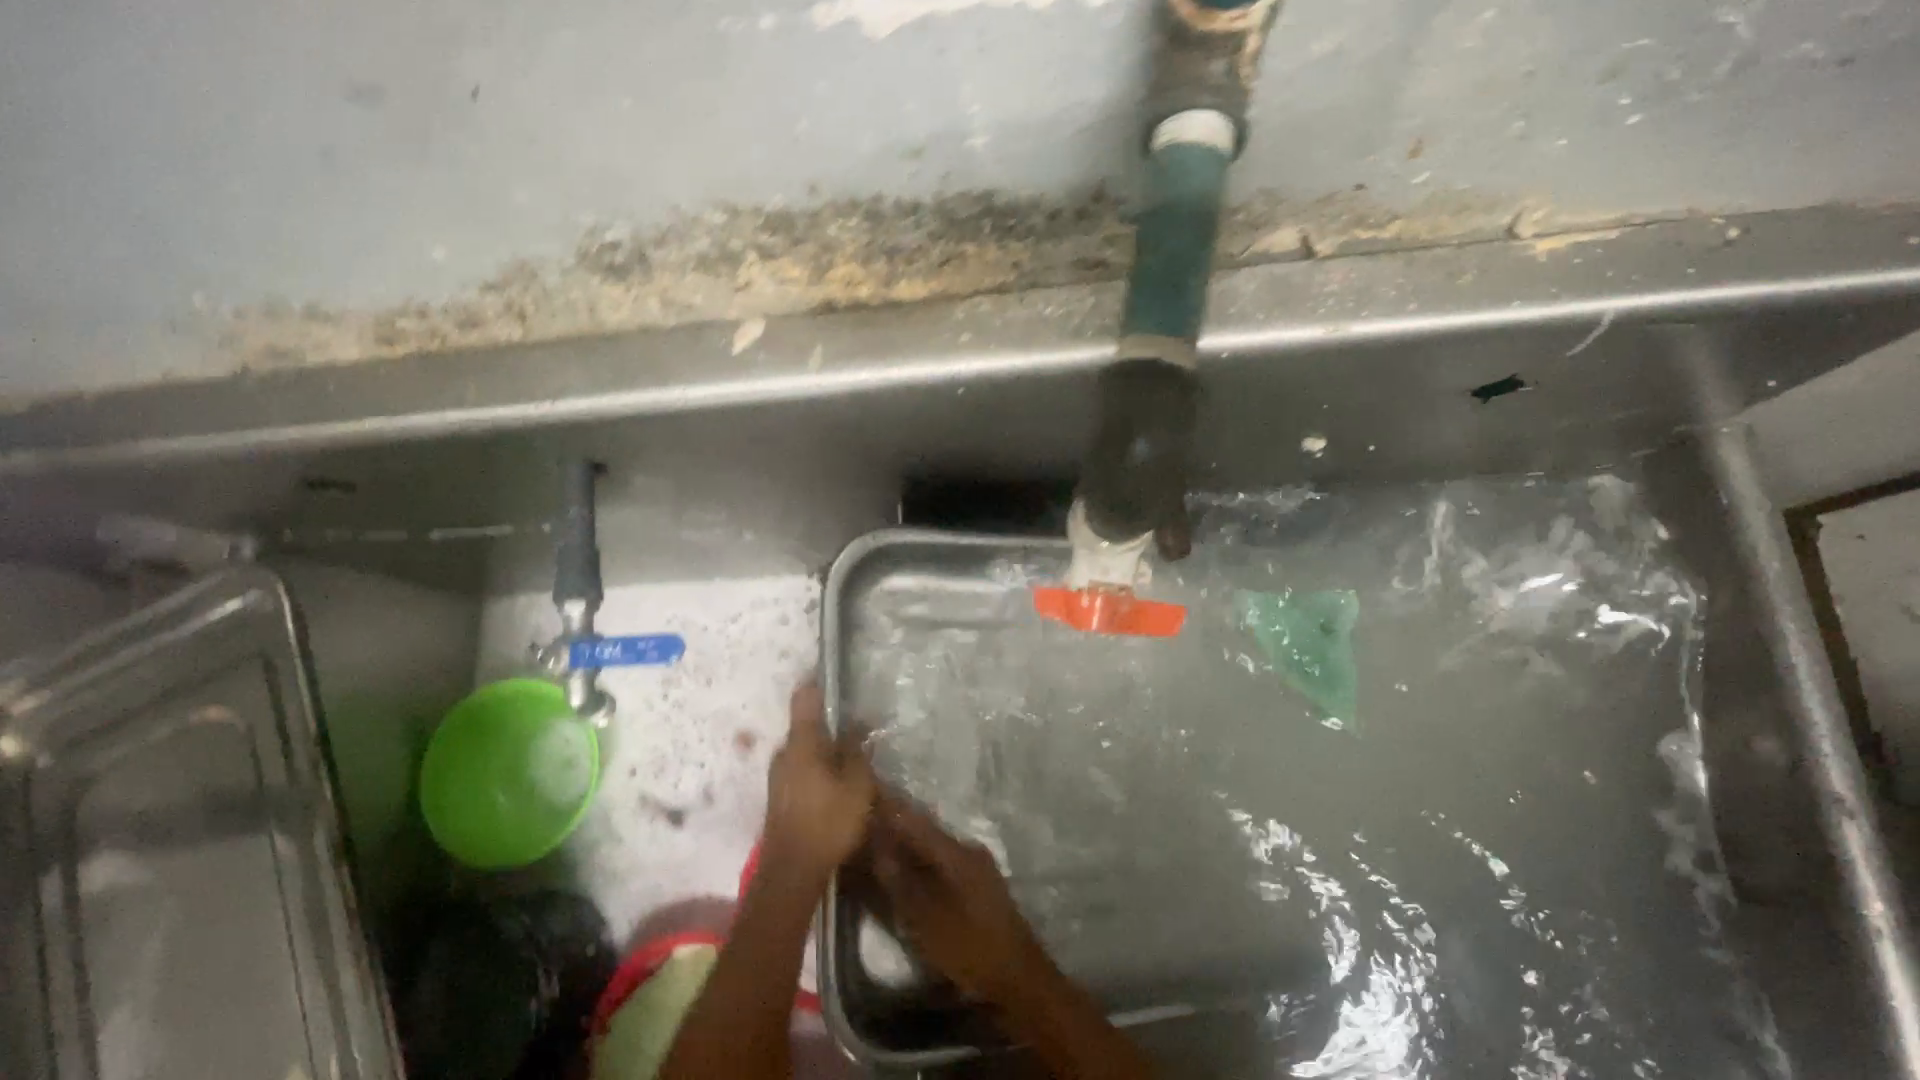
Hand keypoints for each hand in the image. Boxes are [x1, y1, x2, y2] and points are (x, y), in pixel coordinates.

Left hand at [762, 682, 875, 879]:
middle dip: (832, 726)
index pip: (805, 698)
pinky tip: (839, 786)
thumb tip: (857, 722)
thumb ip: (856, 750)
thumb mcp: (856, 785)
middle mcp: (784, 753)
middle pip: (808, 728)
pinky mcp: (780, 796)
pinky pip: (803, 771)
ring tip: (854, 761)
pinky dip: (820, 771)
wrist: (791, 870)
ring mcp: (778, 776)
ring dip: (827, 752)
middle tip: (859, 729)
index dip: (818, 681)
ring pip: (806, 752)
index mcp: (802, 742)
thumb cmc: (828, 822)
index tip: (833, 672)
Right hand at [869, 790, 1049, 1004]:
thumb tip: (876, 845)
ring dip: (908, 843)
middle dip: (895, 823)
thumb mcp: (926, 918)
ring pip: (934, 846)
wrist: (1019, 979)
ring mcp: (977, 867)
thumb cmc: (970, 948)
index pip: (915, 819)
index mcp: (956, 852)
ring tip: (879, 842)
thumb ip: (900, 879)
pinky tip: (906, 869)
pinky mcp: (979, 885)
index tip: (865, 792)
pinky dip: (921, 860)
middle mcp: (969, 850)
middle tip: (865, 819)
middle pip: (925, 829)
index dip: (889, 806)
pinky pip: (943, 861)